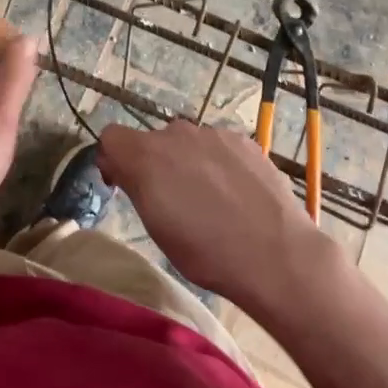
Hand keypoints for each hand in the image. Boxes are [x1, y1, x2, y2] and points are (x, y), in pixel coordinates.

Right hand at [97, 120, 322, 307]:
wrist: (275, 254)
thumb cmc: (205, 251)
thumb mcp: (155, 227)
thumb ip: (134, 186)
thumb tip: (122, 166)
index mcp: (146, 154)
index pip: (112, 137)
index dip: (115, 160)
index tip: (128, 187)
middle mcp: (176, 133)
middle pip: (153, 141)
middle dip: (156, 164)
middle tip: (174, 202)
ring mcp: (213, 134)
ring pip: (188, 144)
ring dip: (189, 163)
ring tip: (212, 202)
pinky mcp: (244, 141)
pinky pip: (219, 147)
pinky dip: (219, 165)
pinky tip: (237, 195)